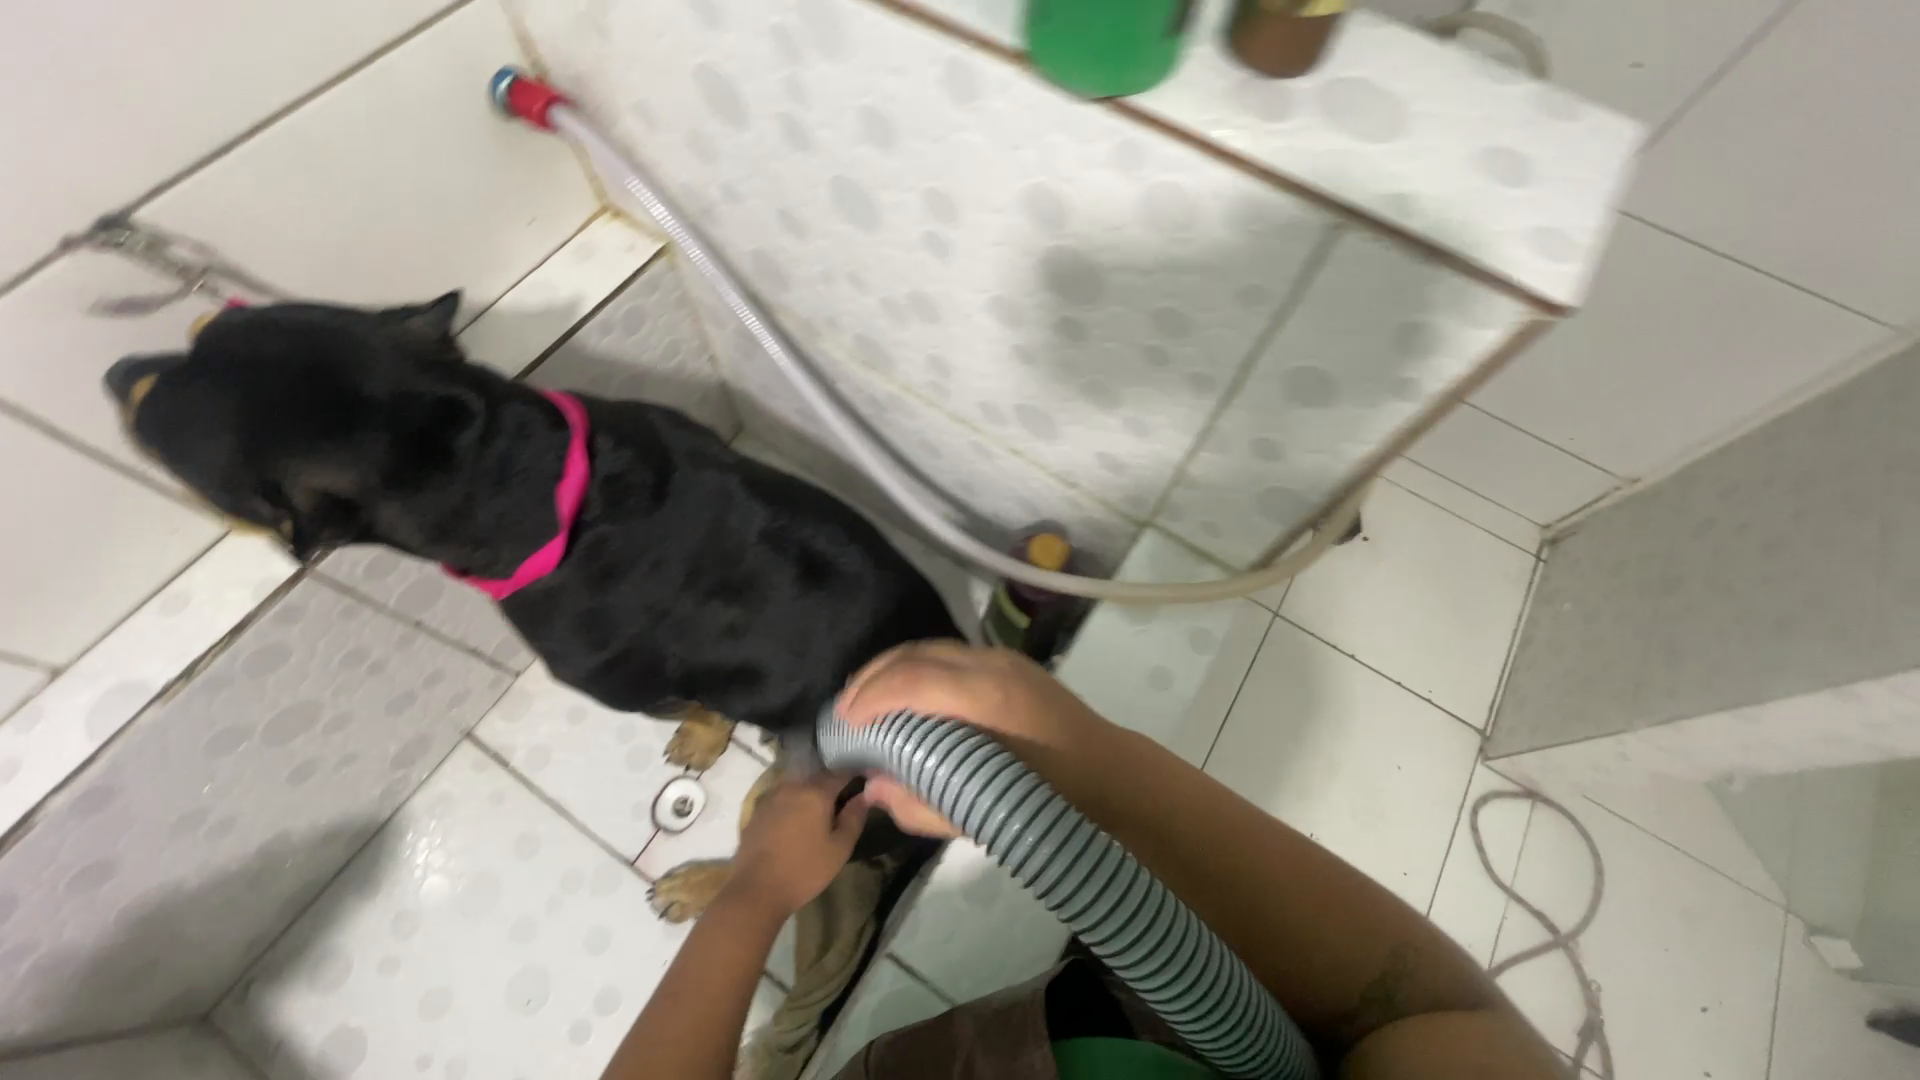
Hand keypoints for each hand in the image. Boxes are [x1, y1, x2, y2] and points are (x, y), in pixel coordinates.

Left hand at [724, 772, 868, 916]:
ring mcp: (771, 797)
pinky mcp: (757, 810)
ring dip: (810, 793)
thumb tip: (866, 794)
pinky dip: (792, 803)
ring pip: (798, 786)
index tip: (865, 783)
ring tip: (818, 813)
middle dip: (832, 785)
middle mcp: (792, 786)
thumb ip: (854, 817)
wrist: (756, 890)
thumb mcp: (840, 848)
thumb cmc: (805, 870)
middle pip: (818, 778)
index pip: (841, 773)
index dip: (855, 776)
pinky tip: (794, 822)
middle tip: (842, 802)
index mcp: (816, 792)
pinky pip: (781, 798)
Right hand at [836, 642, 1102, 839]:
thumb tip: (873, 789)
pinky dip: (917, 669)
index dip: (872, 696)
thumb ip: (924, 805)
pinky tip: (904, 694)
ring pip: (931, 648)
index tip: (844, 724)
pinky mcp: (1009, 660)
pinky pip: (948, 655)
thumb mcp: (987, 815)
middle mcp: (993, 665)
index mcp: (990, 699)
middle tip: (842, 710)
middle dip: (872, 677)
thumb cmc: (1053, 801)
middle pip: (916, 654)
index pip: (914, 680)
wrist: (1112, 772)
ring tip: (864, 700)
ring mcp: (1003, 657)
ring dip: (892, 669)